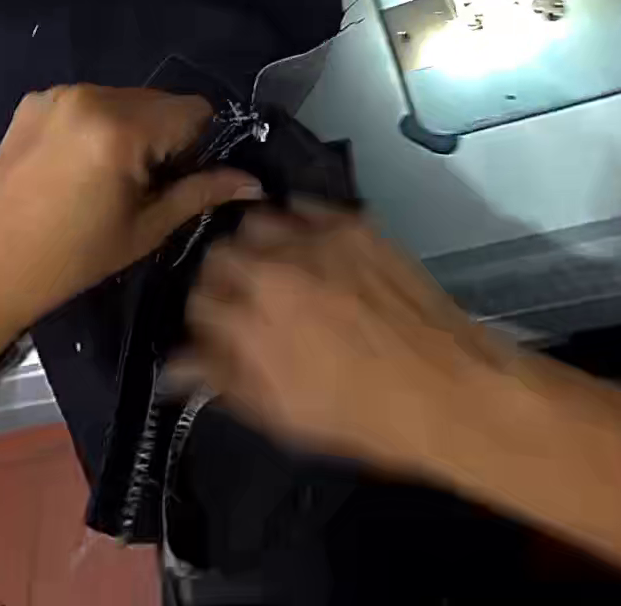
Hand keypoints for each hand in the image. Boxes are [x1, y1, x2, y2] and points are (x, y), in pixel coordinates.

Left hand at [0, 86, 261, 318]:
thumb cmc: (74, 257)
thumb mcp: (147, 228)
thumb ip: (203, 192)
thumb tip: (254, 181)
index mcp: (121, 128)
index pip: (195, 109)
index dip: (199, 143)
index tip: (177, 178)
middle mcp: (91, 95)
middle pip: (162, 100)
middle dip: (167, 135)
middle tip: (143, 182)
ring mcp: (58, 94)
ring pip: (129, 99)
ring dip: (135, 127)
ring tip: (108, 174)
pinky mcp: (35, 100)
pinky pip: (93, 100)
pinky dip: (102, 123)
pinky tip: (79, 162)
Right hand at [183, 203, 518, 477]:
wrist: (445, 385)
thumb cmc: (361, 415)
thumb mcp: (282, 414)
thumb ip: (224, 379)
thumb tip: (176, 365)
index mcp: (249, 321)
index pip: (197, 299)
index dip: (203, 315)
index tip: (216, 324)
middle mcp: (273, 268)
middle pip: (220, 252)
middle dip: (222, 275)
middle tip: (244, 295)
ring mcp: (315, 238)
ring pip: (257, 221)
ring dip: (255, 242)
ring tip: (273, 264)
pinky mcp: (351, 222)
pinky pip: (304, 206)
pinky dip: (295, 221)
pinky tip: (306, 243)